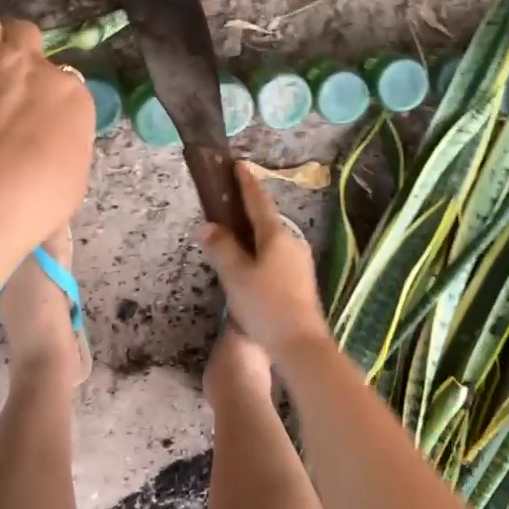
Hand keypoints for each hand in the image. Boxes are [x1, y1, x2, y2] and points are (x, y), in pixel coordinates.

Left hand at [0, 8, 93, 331]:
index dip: (47, 89)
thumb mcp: (71, 183)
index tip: (34, 108)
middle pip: (27, 35)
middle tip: (1, 75)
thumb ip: (65, 153)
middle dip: (16, 49)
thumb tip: (54, 162)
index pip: (65, 76)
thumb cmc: (33, 203)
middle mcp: (33, 66)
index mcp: (73, 96)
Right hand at [198, 162, 333, 361]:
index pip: (258, 201)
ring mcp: (299, 263)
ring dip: (253, 233)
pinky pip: (275, 256)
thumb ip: (221, 248)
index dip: (246, 183)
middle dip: (247, 209)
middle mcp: (292, 242)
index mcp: (276, 235)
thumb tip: (207, 226)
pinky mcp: (300, 282)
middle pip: (266, 220)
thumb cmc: (266, 305)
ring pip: (271, 240)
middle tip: (227, 201)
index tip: (238, 164)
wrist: (301, 344)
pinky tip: (248, 265)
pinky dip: (259, 251)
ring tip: (231, 235)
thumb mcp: (236, 276)